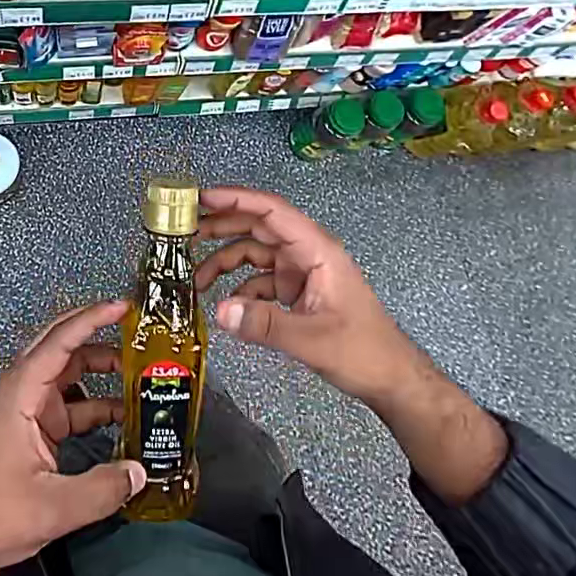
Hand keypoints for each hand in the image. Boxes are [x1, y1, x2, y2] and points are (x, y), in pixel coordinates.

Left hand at [0, 301, 144, 575]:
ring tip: (139, 371)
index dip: (91, 320)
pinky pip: (73, 400)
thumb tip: (139, 470)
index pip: (58, 342)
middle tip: (134, 325)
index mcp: (19, 397)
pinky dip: (99, 401)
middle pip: (61, 345)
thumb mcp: (54, 507)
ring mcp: (28, 408)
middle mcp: (22, 393)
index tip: (122, 308)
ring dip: (102, 367)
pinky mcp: (36, 426)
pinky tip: (125, 414)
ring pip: (70, 371)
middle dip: (97, 330)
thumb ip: (103, 488)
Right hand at [195, 186, 434, 406]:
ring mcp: (303, 273)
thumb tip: (218, 312)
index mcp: (317, 250)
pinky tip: (228, 307)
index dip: (237, 199)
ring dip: (227, 263)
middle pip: (259, 228)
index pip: (273, 211)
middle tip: (184, 232)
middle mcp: (308, 254)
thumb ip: (264, 325)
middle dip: (222, 227)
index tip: (201, 198)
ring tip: (195, 279)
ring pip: (257, 255)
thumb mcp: (311, 339)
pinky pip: (263, 282)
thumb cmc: (362, 351)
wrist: (390, 378)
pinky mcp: (299, 293)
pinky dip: (243, 290)